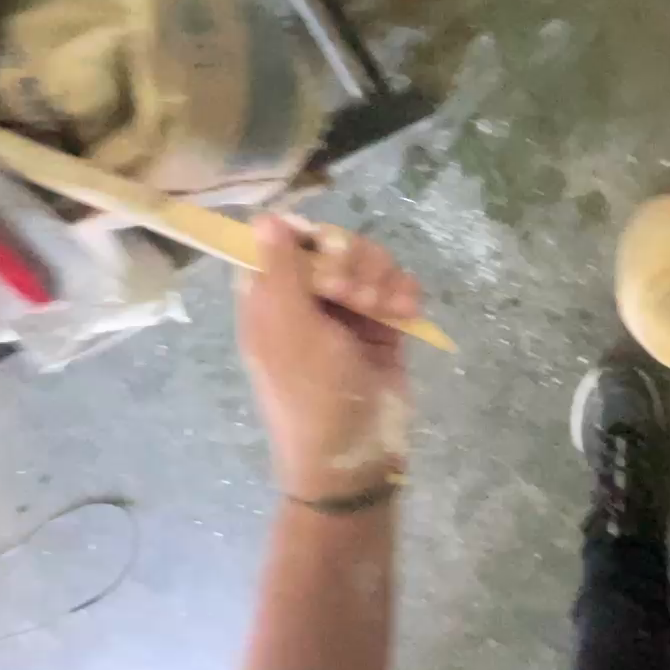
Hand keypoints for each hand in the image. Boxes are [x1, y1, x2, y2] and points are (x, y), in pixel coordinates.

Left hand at [237, 215, 420, 502]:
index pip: (283, 240)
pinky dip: (404, 295)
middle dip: (352, 262)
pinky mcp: (383, 325)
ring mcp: (347, 311)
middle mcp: (307, 298)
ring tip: (386, 310)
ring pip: (369, 261)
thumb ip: (279, 269)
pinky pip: (397, 286)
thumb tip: (263, 215)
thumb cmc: (311, 394)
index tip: (324, 253)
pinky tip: (406, 315)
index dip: (307, 237)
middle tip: (355, 295)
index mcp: (270, 297)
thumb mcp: (289, 330)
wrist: (356, 455)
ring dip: (382, 279)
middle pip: (334, 244)